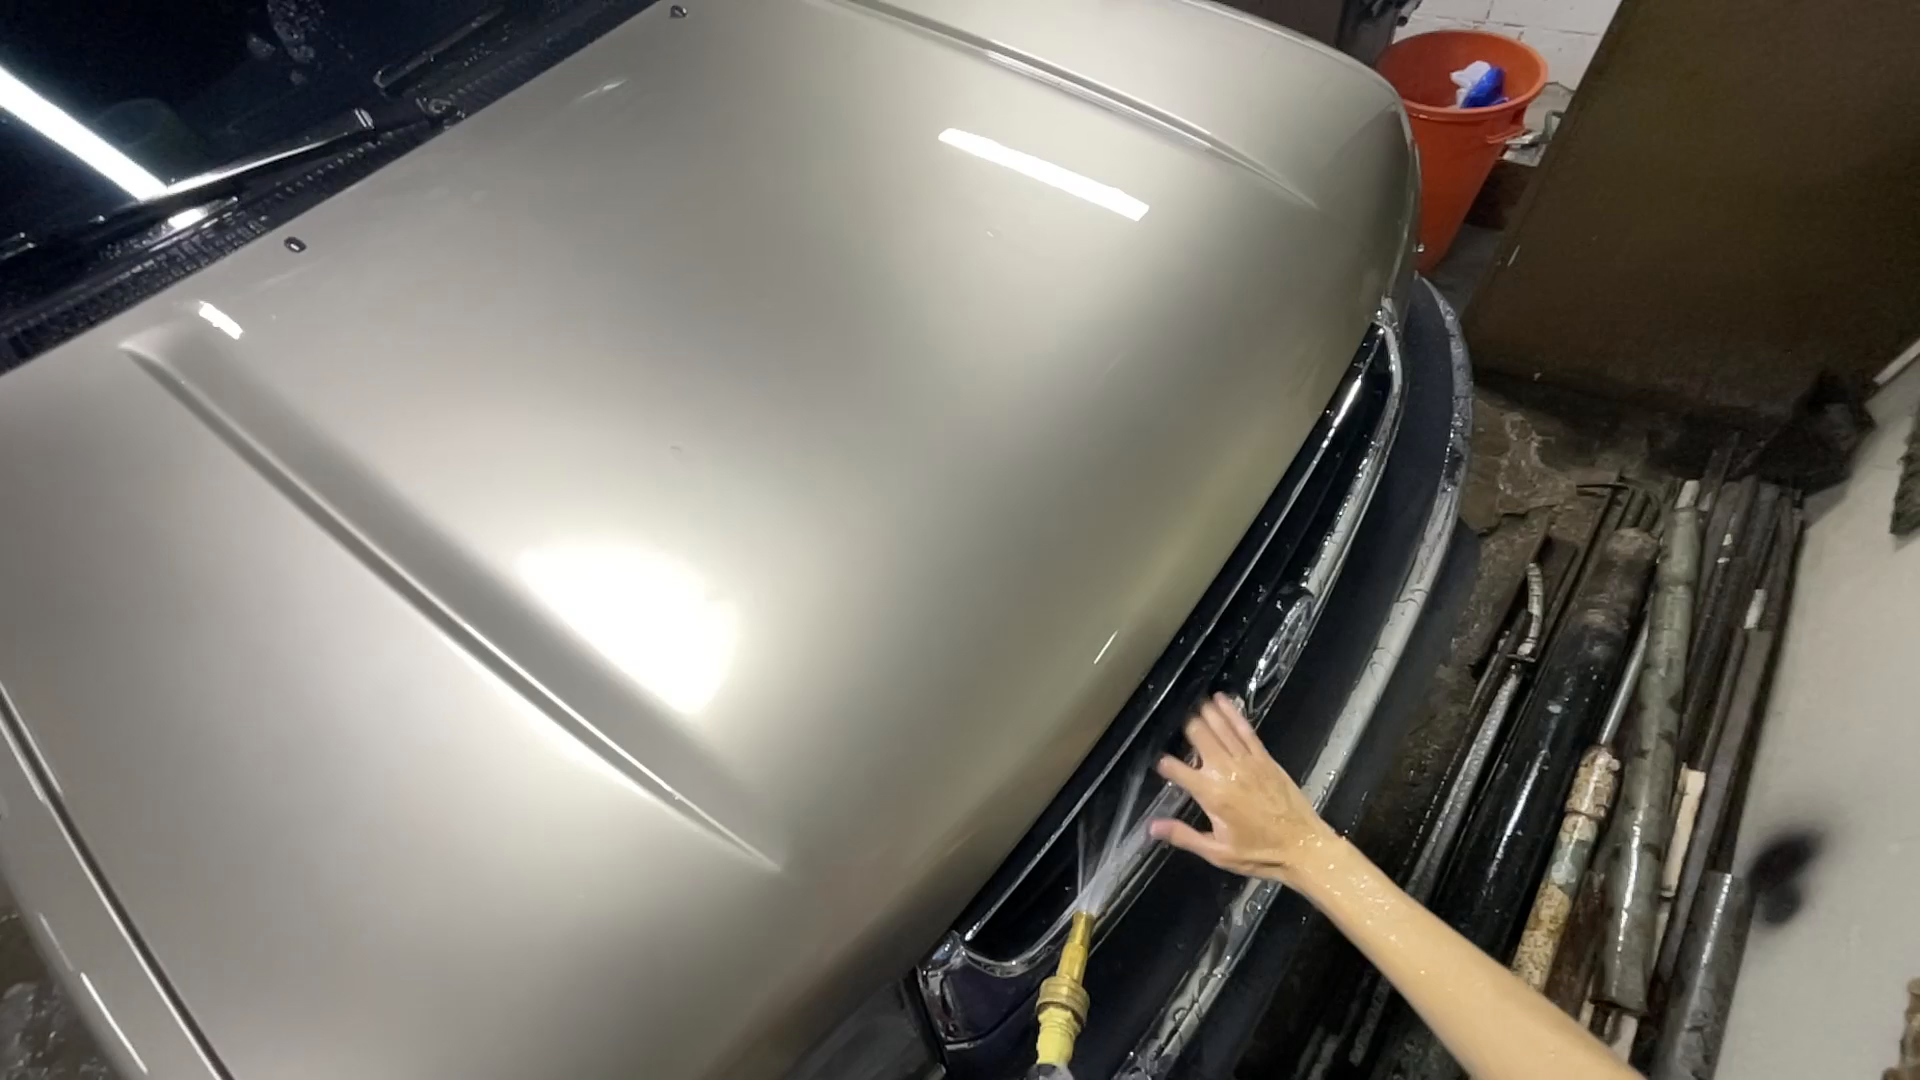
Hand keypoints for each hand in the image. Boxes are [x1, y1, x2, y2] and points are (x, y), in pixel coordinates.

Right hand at [1148, 693, 1336, 886]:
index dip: (1165, 764)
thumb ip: (1183, 836)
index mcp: (1211, 793)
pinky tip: (1222, 700)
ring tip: (1194, 701)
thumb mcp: (1217, 853)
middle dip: (1186, 726)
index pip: (1177, 770)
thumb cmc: (1259, 854)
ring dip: (1206, 712)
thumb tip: (1152, 827)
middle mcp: (1226, 770)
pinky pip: (1245, 730)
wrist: (1305, 848)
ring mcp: (1247, 761)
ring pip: (1220, 728)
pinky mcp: (1264, 758)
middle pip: (1199, 736)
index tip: (1160, 762)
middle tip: (1176, 720)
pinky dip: (1232, 713)